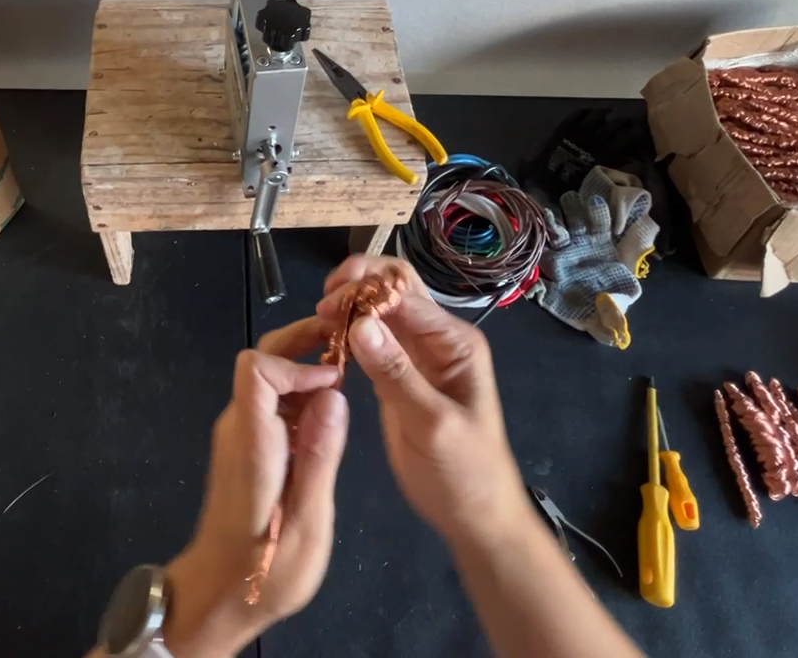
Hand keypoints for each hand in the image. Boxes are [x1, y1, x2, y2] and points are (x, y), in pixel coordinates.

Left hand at [161, 318, 348, 657]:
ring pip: (266, 377)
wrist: (218, 595)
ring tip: (347, 374)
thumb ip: (319, 455)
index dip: (297, 363)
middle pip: (260, 360)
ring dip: (303, 367)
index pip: (256, 368)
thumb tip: (334, 393)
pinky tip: (328, 411)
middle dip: (301, 342)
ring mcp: (238, 433)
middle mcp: (237, 426)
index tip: (336, 380)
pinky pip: (270, 402)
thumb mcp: (307, 522)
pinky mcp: (245, 444)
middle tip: (346, 343)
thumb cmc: (266, 569)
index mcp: (251, 440)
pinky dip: (300, 393)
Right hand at [319, 256, 531, 547]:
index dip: (365, 293)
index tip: (327, 307)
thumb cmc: (464, 472)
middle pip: (397, 286)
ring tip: (321, 317)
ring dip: (352, 302)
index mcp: (454, 341)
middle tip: (323, 301)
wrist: (476, 516)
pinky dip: (350, 329)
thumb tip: (358, 323)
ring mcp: (418, 353)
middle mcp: (437, 337)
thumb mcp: (432, 424)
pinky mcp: (398, 371)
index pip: (406, 295)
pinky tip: (328, 338)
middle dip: (359, 282)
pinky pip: (373, 335)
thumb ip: (395, 372)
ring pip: (382, 306)